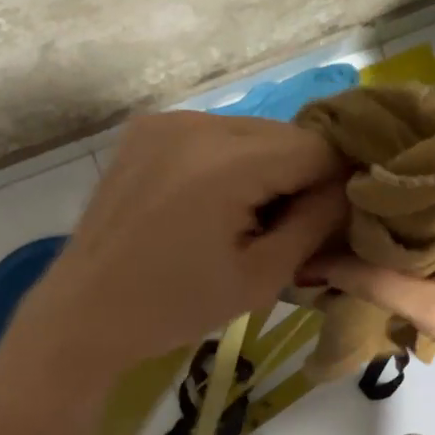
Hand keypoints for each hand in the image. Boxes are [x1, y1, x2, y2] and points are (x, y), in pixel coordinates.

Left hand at [9, 112, 348, 377]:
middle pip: (285, 135)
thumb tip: (349, 188)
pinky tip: (207, 206)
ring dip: (263, 168)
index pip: (318, 149)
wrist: (85, 312)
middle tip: (283, 230)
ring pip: (250, 132)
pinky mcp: (144, 130)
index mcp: (226, 162)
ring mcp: (165, 121)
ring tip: (240, 221)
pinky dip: (227, 162)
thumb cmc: (175, 307)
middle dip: (297, 176)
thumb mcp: (261, 277)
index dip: (333, 186)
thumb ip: (315, 224)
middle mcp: (197, 123)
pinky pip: (211, 135)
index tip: (324, 226)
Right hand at [306, 159, 434, 387]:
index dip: (351, 167)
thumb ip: (369, 281)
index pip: (400, 154)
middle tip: (321, 209)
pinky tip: (393, 227)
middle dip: (368, 183)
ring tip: (349, 220)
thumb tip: (305, 264)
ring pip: (432, 173)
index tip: (312, 187)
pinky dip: (421, 202)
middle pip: (414, 159)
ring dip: (394, 195)